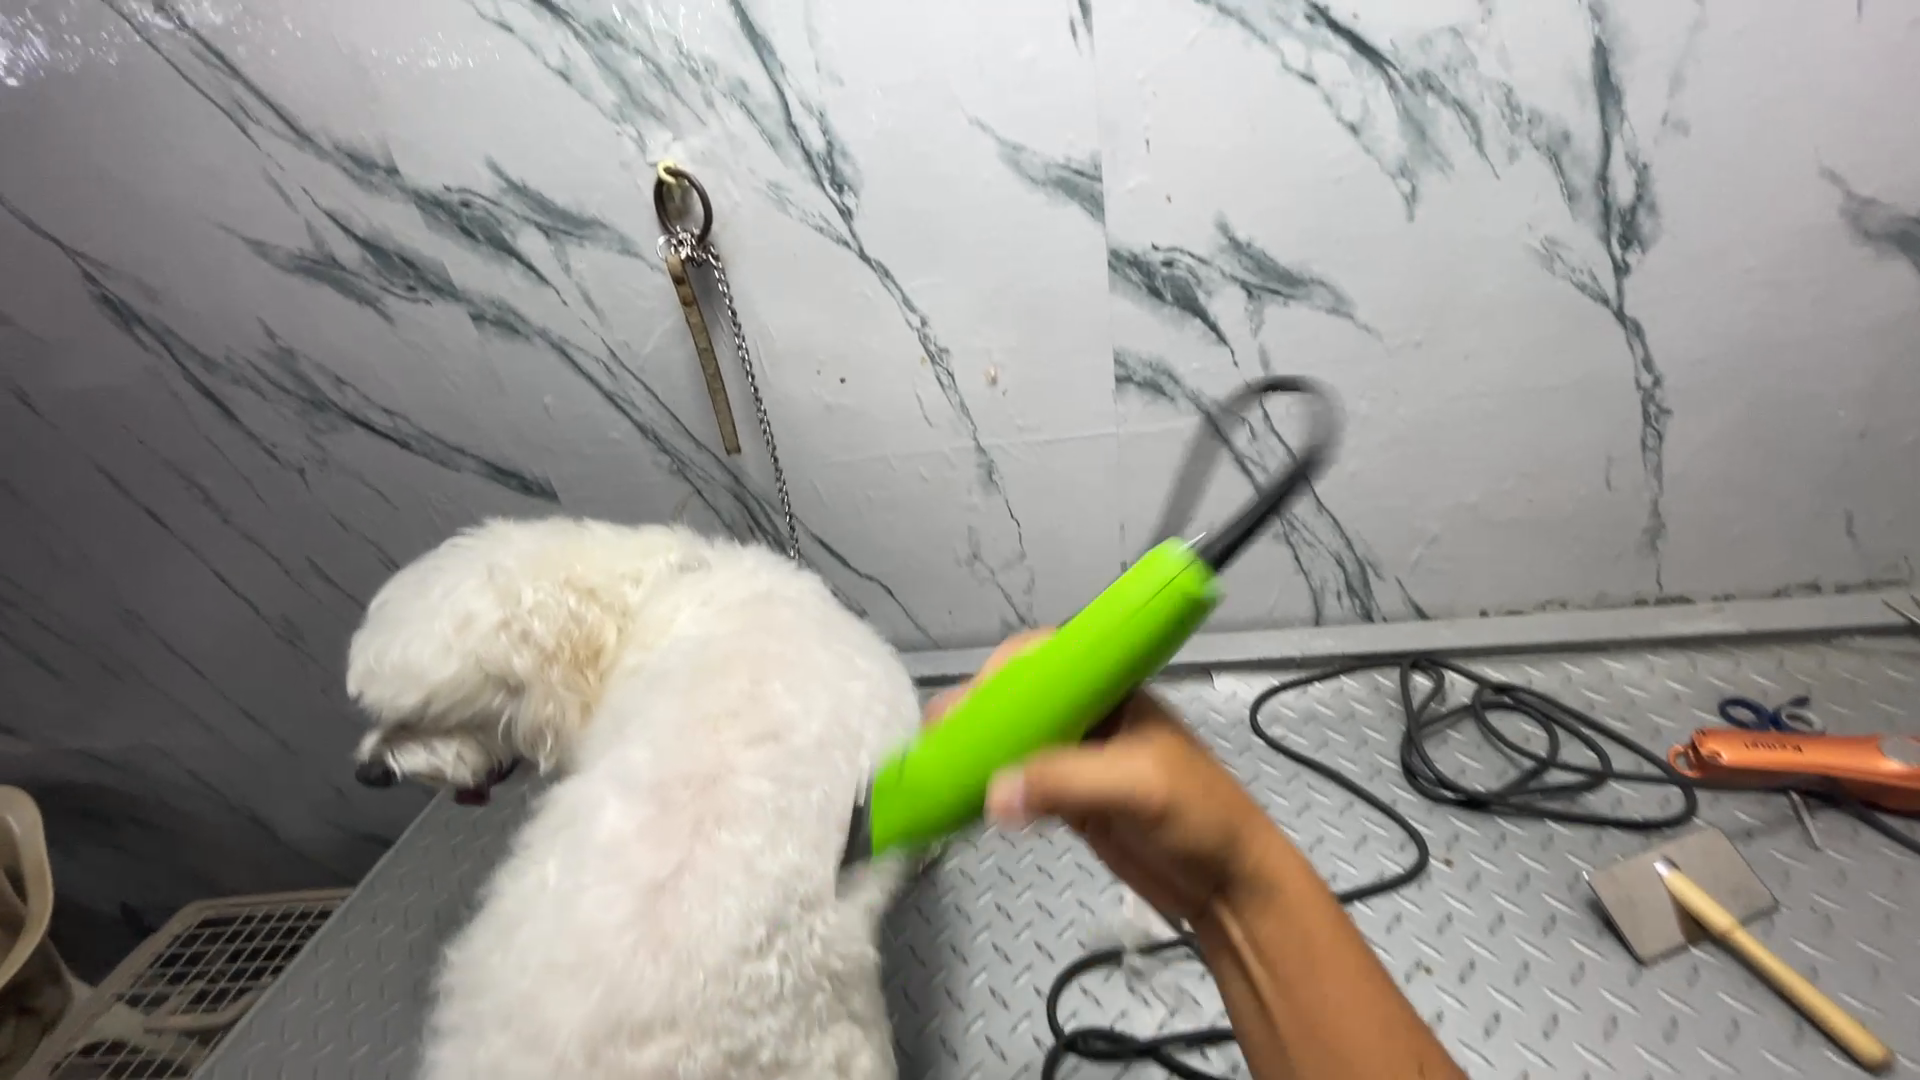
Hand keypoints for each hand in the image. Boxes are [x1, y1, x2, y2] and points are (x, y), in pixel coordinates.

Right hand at [924, 631, 1280, 922]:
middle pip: (1022, 699)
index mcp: (1111, 689)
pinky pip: (1020, 780)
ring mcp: (1078, 755)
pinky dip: (991, 785)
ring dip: (979, 748)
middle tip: (937, 734)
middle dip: (980, 711)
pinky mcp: (1070, 797)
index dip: (1003, 672)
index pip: (1046, 660)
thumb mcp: (1138, 785)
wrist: (1229, 884)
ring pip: (1016, 739)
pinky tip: (961, 796)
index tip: (972, 702)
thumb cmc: (1198, 815)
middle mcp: (1090, 713)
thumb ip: (1065, 782)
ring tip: (936, 762)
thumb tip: (990, 795)